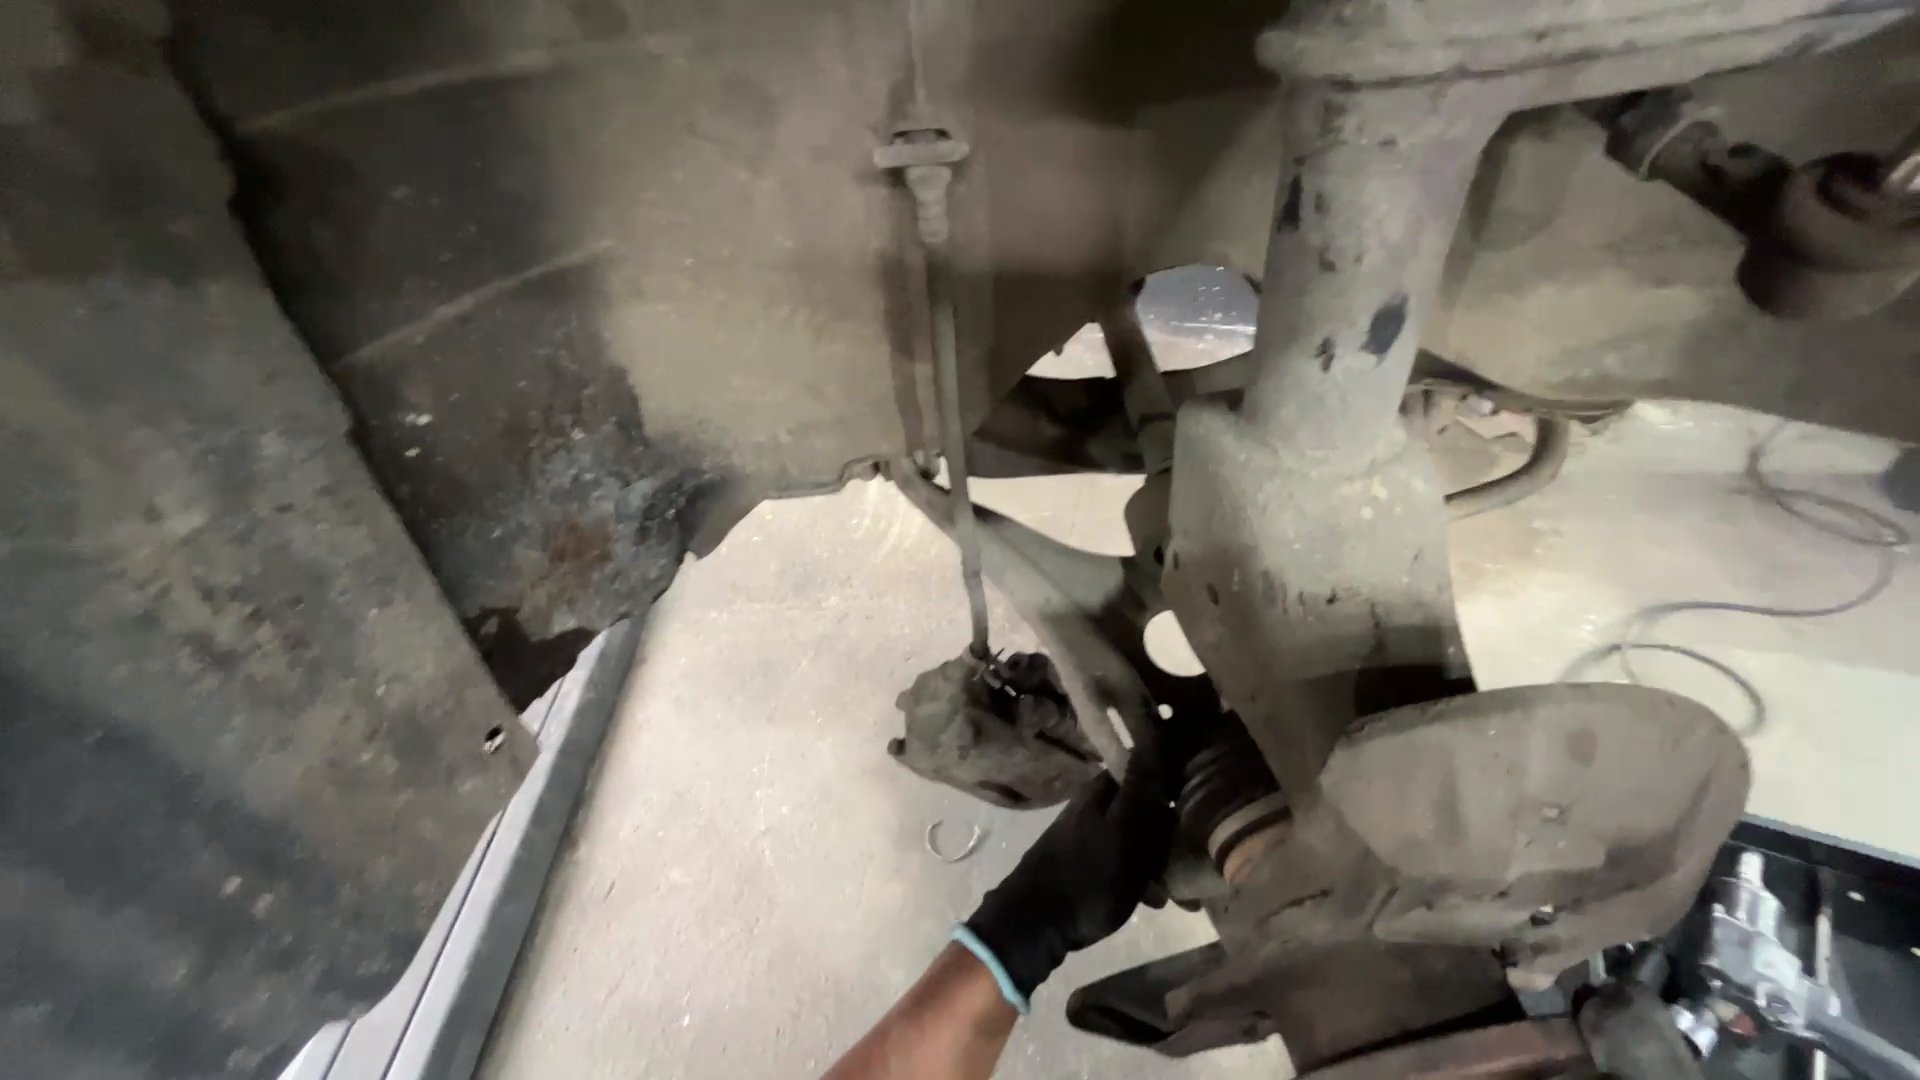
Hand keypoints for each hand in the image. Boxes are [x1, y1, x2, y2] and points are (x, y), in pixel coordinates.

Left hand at [961, 741, 1177, 1003]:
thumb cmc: (1085, 878)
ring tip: (1178, 895)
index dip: (1175, 785)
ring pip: (1136, 836)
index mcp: (1101, 791)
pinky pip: (1124, 859)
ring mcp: (1088, 832)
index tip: (1202, 809)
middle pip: (1144, 806)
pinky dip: (1142, 876)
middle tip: (1194, 863)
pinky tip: (1154, 901)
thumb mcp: (1123, 835)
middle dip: (1171, 834)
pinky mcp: (1086, 860)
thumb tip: (1153, 737)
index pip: (1146, 770)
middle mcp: (1094, 804)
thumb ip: (1140, 791)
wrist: (1034, 924)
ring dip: (1160, 861)